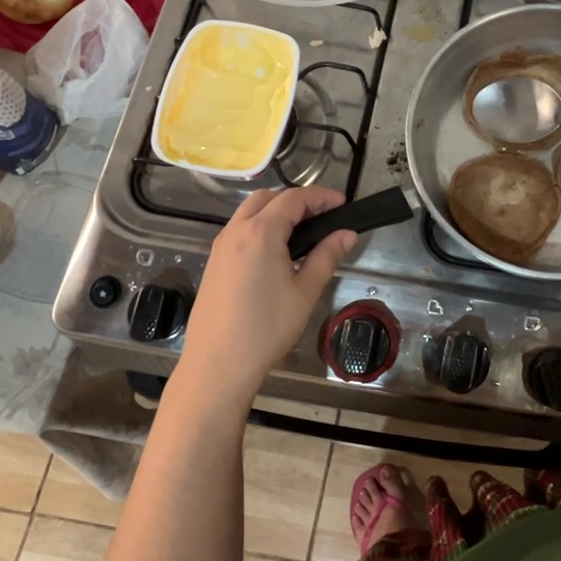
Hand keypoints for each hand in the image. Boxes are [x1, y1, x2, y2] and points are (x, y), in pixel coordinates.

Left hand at [179, 186, 357, 400]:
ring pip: (249, 212)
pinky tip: (276, 253)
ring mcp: (220, 247)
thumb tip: (347, 233)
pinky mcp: (213, 264)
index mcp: (261, 232)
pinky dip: (260, 227)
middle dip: (297, 200)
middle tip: (323, 217)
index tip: (342, 204)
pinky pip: (239, 231)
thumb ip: (327, 256)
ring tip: (302, 233)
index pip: (294, 198)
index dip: (321, 196)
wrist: (218, 364)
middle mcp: (236, 231)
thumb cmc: (267, 328)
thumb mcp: (305, 291)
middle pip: (268, 198)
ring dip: (276, 212)